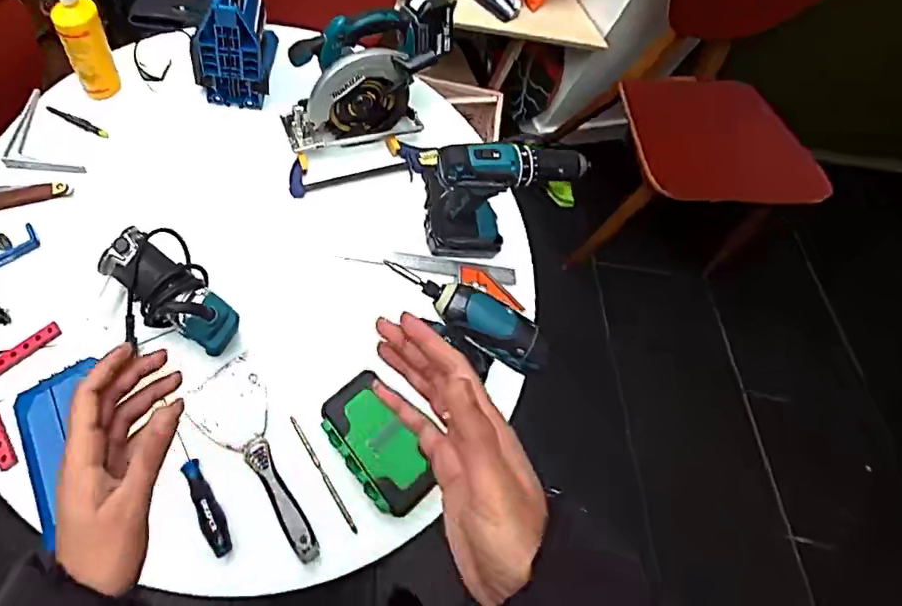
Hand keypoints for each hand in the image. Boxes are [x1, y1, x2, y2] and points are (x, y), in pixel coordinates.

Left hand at [54, 343, 183, 596]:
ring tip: (170, 379)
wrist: (89, 594)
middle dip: (133, 374)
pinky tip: (166, 413)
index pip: (89, 394)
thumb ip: (150, 452)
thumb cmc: (98, 558)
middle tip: (158, 358)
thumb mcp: (131, 500)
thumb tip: (166, 411)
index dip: (107, 365)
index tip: (128, 348)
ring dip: (144, 396)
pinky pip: (130, 438)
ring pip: (120, 417)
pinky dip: (149, 423)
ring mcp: (100, 464)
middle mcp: (87, 453)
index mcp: (80, 454)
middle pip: (108, 400)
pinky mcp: (112, 477)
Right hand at [373, 313, 547, 605]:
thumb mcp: (490, 472)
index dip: (429, 342)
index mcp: (485, 425)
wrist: (518, 580)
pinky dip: (400, 405)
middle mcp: (472, 430)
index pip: (454, 370)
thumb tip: (456, 378)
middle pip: (438, 376)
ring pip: (427, 394)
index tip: (407, 321)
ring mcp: (458, 447)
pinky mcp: (446, 466)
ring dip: (405, 368)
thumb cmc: (516, 535)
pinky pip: (419, 425)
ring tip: (384, 347)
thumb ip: (471, 424)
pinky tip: (386, 394)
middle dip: (412, 346)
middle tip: (387, 326)